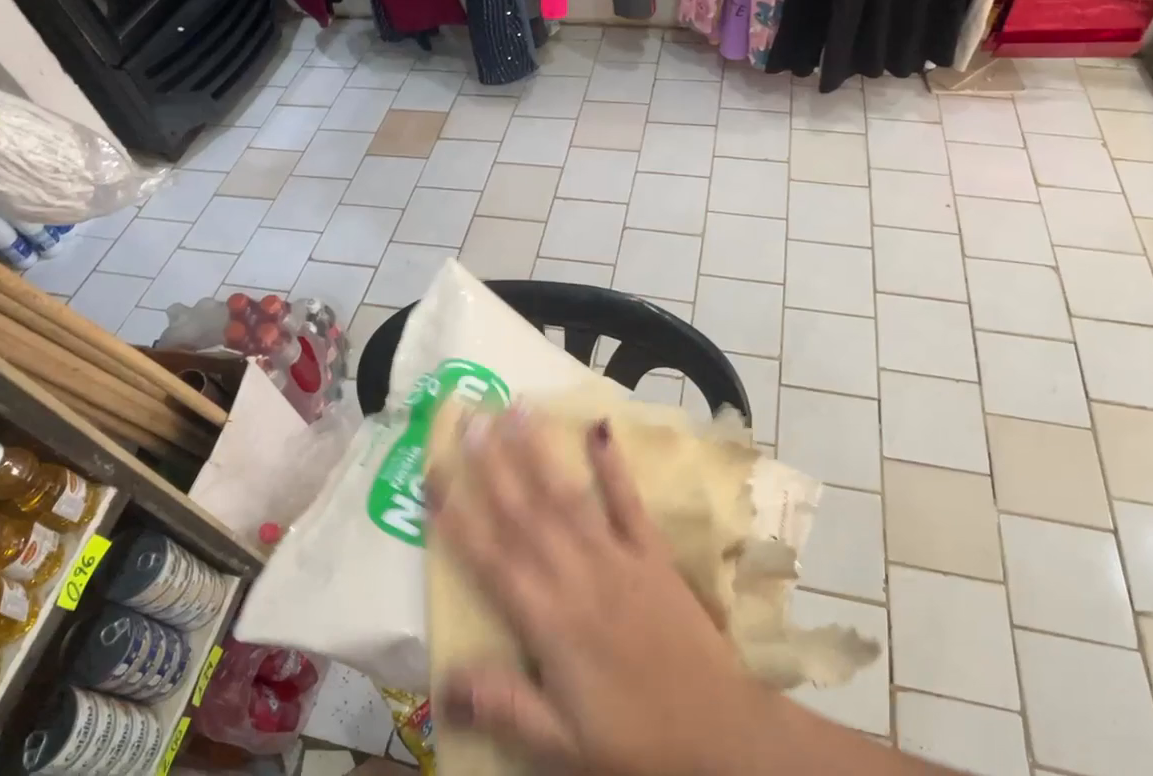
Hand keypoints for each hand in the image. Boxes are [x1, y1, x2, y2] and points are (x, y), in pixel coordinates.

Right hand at [427, 408, 763, 775]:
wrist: (720, 731)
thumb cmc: (634, 740)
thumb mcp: (562, 743)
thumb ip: (505, 706)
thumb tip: (443, 680)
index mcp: (549, 623)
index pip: (492, 561)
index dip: (457, 519)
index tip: (432, 475)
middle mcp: (578, 578)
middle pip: (526, 515)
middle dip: (493, 465)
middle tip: (469, 418)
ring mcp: (619, 560)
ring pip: (568, 499)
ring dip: (539, 452)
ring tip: (516, 409)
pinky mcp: (654, 555)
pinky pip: (630, 504)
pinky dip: (613, 466)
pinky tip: (600, 428)